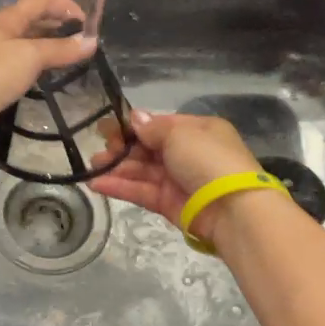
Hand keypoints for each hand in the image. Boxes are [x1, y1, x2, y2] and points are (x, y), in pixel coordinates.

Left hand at [0, 0, 97, 143]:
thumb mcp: (30, 58)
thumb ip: (60, 49)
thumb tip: (91, 41)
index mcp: (8, 19)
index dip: (66, 4)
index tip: (88, 25)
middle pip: (34, 18)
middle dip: (60, 25)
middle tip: (83, 45)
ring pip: (26, 40)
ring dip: (49, 45)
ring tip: (70, 61)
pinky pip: (17, 60)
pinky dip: (35, 63)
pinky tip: (44, 76)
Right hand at [88, 110, 265, 242]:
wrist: (232, 208)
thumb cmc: (207, 160)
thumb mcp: (180, 134)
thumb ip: (152, 128)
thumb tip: (134, 117)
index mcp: (197, 131)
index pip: (160, 126)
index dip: (134, 128)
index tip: (109, 129)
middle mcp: (187, 154)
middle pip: (148, 149)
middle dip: (122, 148)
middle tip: (100, 149)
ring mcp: (177, 180)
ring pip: (141, 171)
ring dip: (116, 168)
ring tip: (92, 167)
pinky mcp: (168, 203)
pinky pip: (141, 191)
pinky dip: (120, 187)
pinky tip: (97, 184)